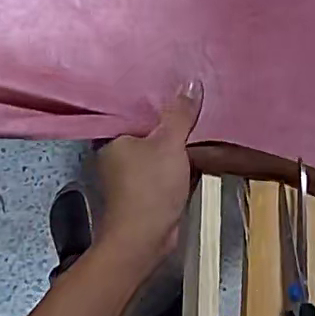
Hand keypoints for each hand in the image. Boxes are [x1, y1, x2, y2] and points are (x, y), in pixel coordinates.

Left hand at [94, 80, 201, 254]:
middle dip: (170, 116)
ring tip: (202, 114)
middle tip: (194, 94)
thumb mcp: (169, 144)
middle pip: (147, 126)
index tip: (175, 77)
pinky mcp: (146, 188)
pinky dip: (180, 159)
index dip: (153, 93)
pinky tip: (200, 145)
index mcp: (112, 135)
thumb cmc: (150, 187)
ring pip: (158, 147)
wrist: (144, 238)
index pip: (132, 104)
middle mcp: (117, 151)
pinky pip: (166, 165)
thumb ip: (180, 114)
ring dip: (177, 139)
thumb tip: (192, 82)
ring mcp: (131, 171)